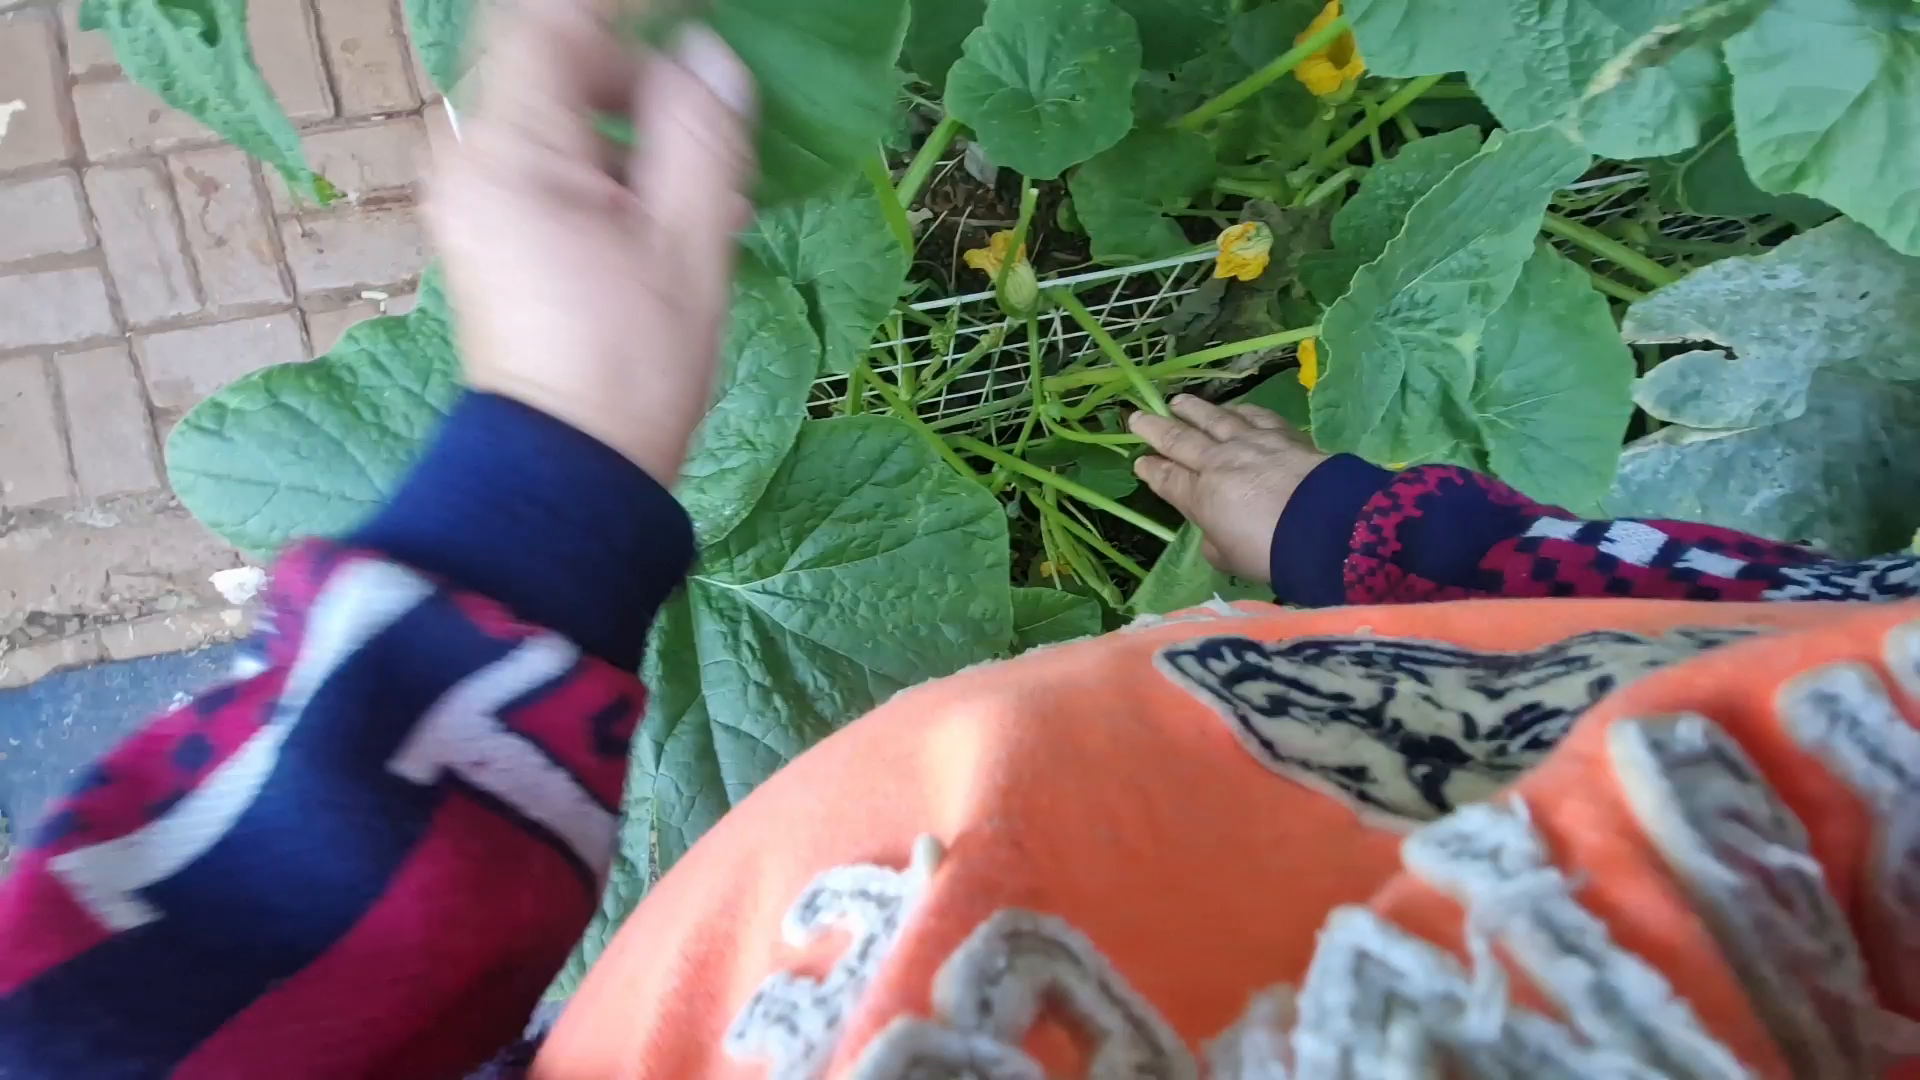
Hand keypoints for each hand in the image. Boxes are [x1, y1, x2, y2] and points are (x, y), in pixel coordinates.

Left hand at [430, 0, 755, 485]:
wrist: (574, 466)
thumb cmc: (636, 367)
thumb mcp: (687, 252)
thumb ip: (701, 142)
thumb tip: (710, 59)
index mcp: (513, 155)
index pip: (550, 22)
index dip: (624, 10)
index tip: (691, 21)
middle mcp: (472, 162)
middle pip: (550, 69)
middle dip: (636, 82)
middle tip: (711, 130)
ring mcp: (476, 203)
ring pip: (556, 124)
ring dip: (632, 137)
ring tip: (706, 189)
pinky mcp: (494, 238)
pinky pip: (549, 171)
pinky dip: (609, 176)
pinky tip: (664, 223)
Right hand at [1129, 396, 1327, 582]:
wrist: (1326, 526)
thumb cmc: (1270, 551)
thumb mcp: (1229, 558)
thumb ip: (1215, 541)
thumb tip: (1215, 532)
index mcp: (1199, 496)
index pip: (1166, 478)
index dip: (1151, 470)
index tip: (1139, 462)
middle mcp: (1218, 462)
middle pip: (1179, 440)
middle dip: (1155, 429)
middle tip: (1137, 417)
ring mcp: (1250, 443)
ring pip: (1214, 419)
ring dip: (1193, 410)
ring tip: (1178, 401)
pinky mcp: (1282, 434)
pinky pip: (1255, 415)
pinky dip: (1240, 410)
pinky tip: (1234, 407)